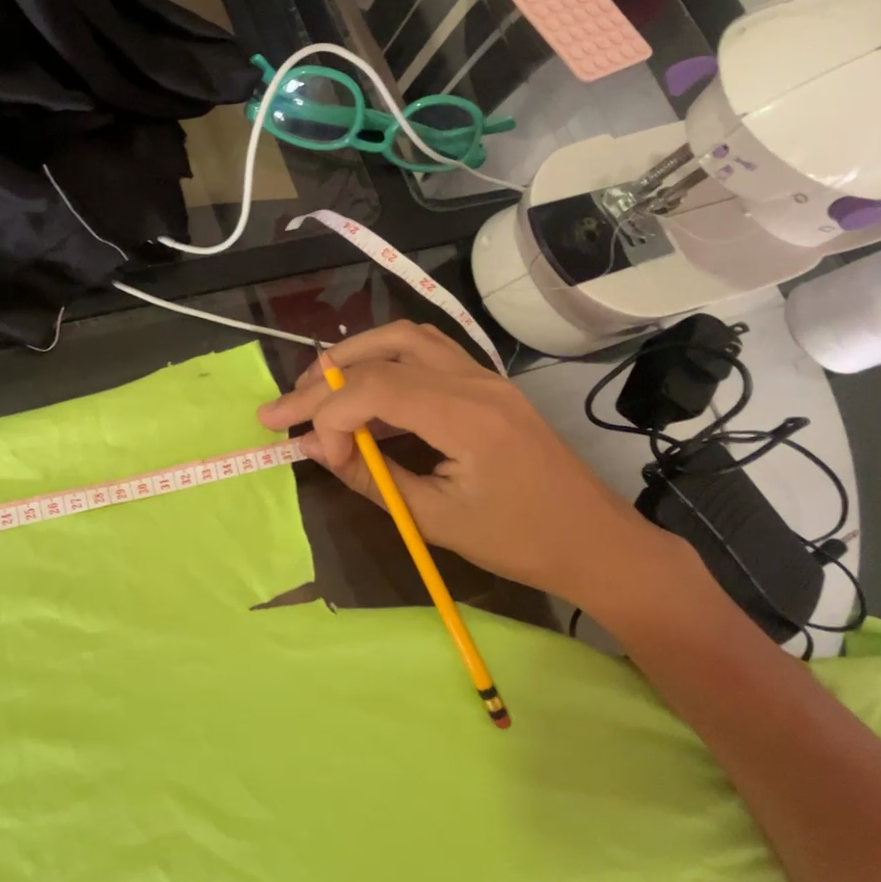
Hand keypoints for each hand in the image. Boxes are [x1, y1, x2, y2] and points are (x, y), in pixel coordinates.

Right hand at [257, 321, 687, 606]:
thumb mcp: (435, 519)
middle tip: (283, 409)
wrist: (596, 543)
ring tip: (316, 389)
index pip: (375, 387)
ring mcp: (485, 377)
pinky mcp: (488, 385)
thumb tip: (314, 450)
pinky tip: (364, 392)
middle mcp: (475, 381)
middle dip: (324, 378)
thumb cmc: (520, 542)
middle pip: (383, 352)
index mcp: (466, 416)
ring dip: (355, 357)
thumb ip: (370, 477)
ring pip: (405, 339)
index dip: (329, 415)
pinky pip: (427, 354)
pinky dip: (385, 363)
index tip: (315, 454)